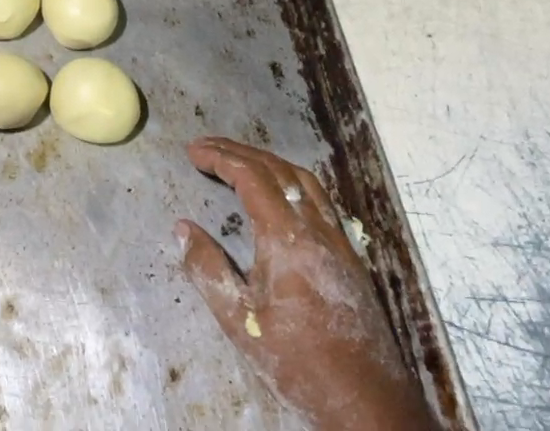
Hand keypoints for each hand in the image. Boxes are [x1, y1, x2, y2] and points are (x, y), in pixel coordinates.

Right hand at [176, 138, 436, 430]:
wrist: (367, 401)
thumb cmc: (297, 361)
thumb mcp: (239, 321)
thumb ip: (208, 270)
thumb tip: (182, 228)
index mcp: (288, 240)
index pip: (252, 178)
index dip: (220, 157)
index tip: (192, 152)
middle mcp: (317, 230)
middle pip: (278, 171)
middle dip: (238, 152)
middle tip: (206, 147)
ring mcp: (339, 242)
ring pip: (304, 181)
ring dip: (267, 162)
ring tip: (237, 161)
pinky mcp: (350, 257)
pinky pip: (319, 199)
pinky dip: (290, 181)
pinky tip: (278, 194)